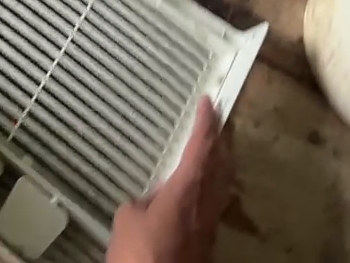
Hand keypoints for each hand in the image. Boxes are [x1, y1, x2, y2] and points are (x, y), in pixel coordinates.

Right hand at [109, 98, 233, 262]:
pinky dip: (212, 182)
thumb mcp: (127, 219)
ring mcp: (209, 225)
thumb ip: (139, 202)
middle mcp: (205, 205)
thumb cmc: (141, 254)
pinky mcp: (206, 242)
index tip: (208, 101)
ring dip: (221, 161)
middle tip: (218, 119)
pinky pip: (214, 201)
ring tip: (215, 146)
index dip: (206, 123)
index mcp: (187, 190)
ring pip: (222, 184)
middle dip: (221, 139)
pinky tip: (201, 187)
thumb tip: (147, 203)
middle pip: (222, 164)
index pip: (202, 148)